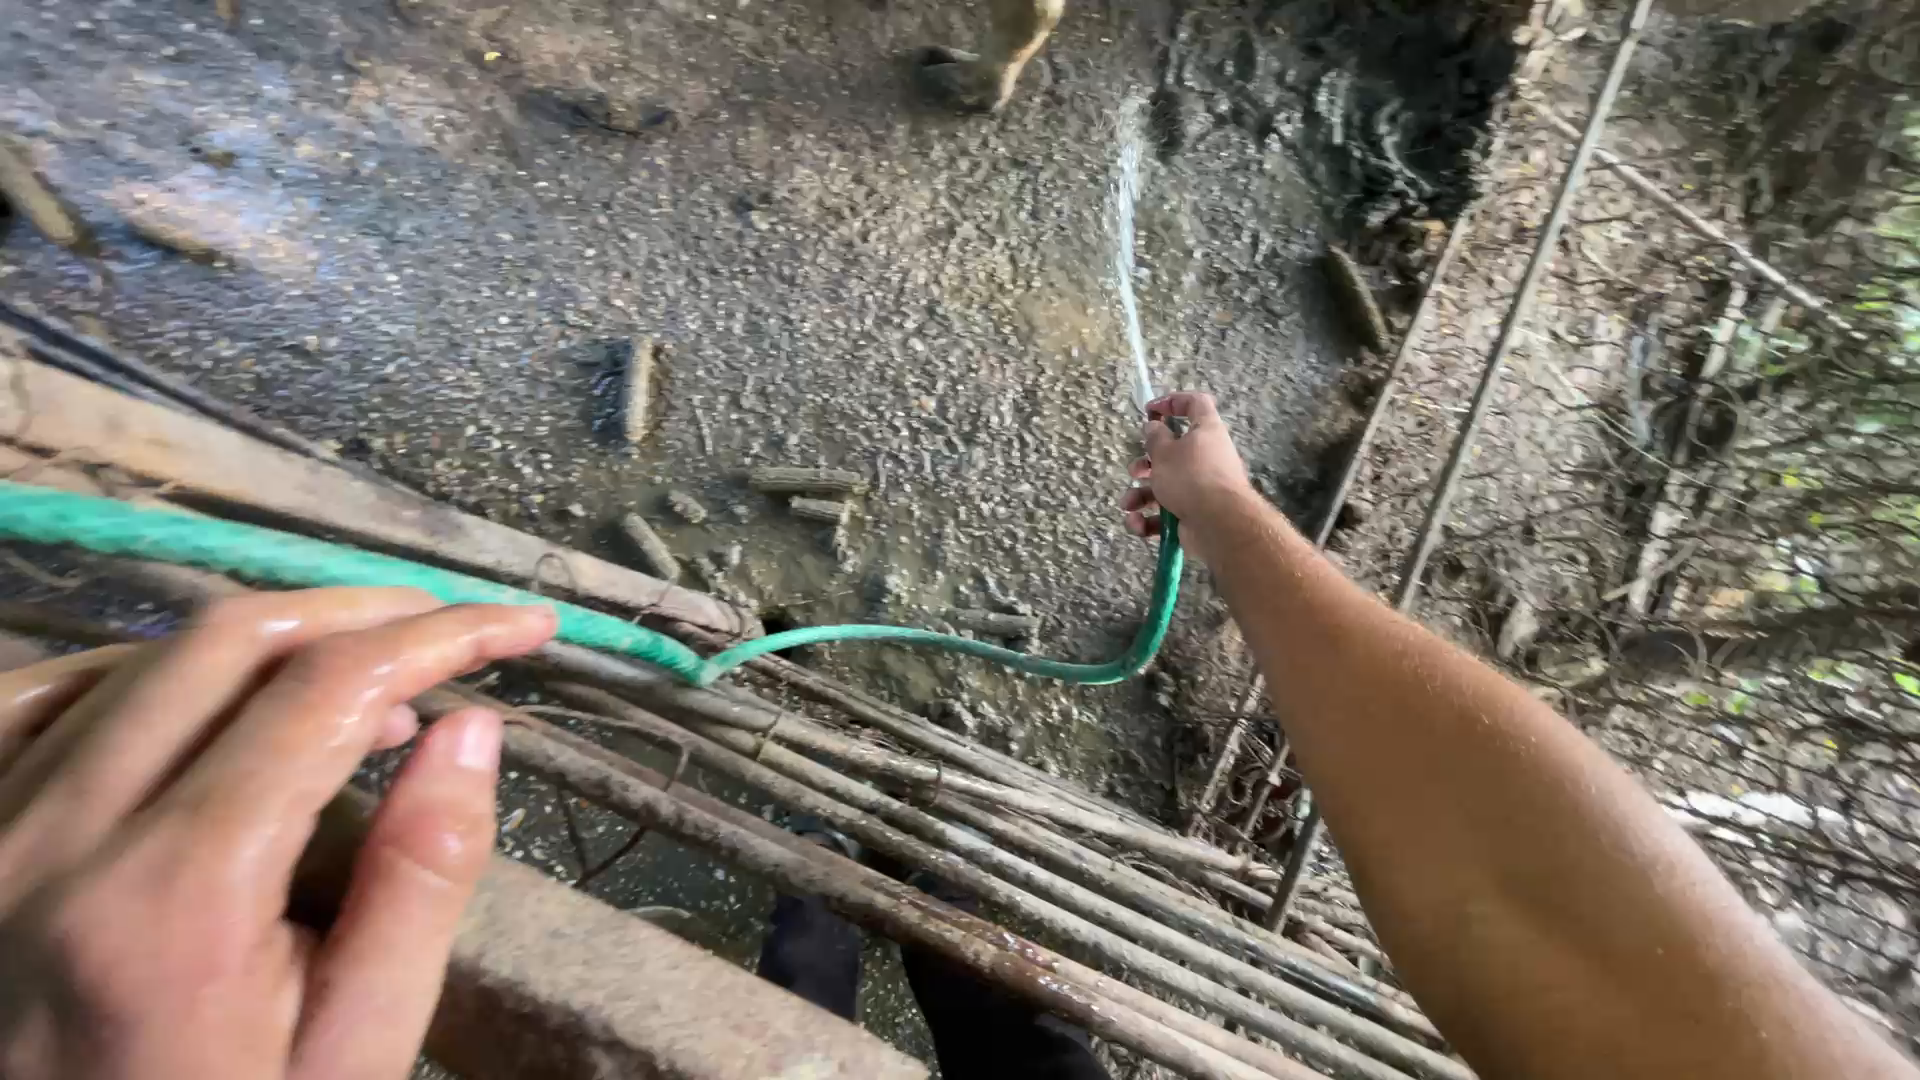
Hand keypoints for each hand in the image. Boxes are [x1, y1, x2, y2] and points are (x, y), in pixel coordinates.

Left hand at [0, 589, 555, 1079]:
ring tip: (371, 683)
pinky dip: (165, 666)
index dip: (449, 633)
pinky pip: (43, 694)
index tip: (526, 626)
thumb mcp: (363, 1032)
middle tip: (458, 633)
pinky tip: (229, 698)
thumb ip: (425, 875)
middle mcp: (48, 841)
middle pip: (237, 642)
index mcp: (173, 894)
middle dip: (376, 612)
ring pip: (148, 654)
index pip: (333, 688)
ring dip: (290, 638)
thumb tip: (473, 727)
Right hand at [1120, 392, 1255, 561]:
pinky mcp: (1194, 513)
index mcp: (1205, 432)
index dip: (1173, 401)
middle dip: (1147, 464)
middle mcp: (1206, 457)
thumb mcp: (1165, 452)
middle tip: (1136, 470)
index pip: (1195, 404)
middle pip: (1172, 453)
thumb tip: (1153, 426)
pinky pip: (1166, 513)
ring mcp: (1201, 488)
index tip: (1150, 410)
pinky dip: (1149, 519)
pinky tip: (1137, 524)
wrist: (1219, 524)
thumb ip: (1155, 438)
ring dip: (1141, 495)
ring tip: (1128, 504)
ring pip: (1164, 487)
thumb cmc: (1191, 477)